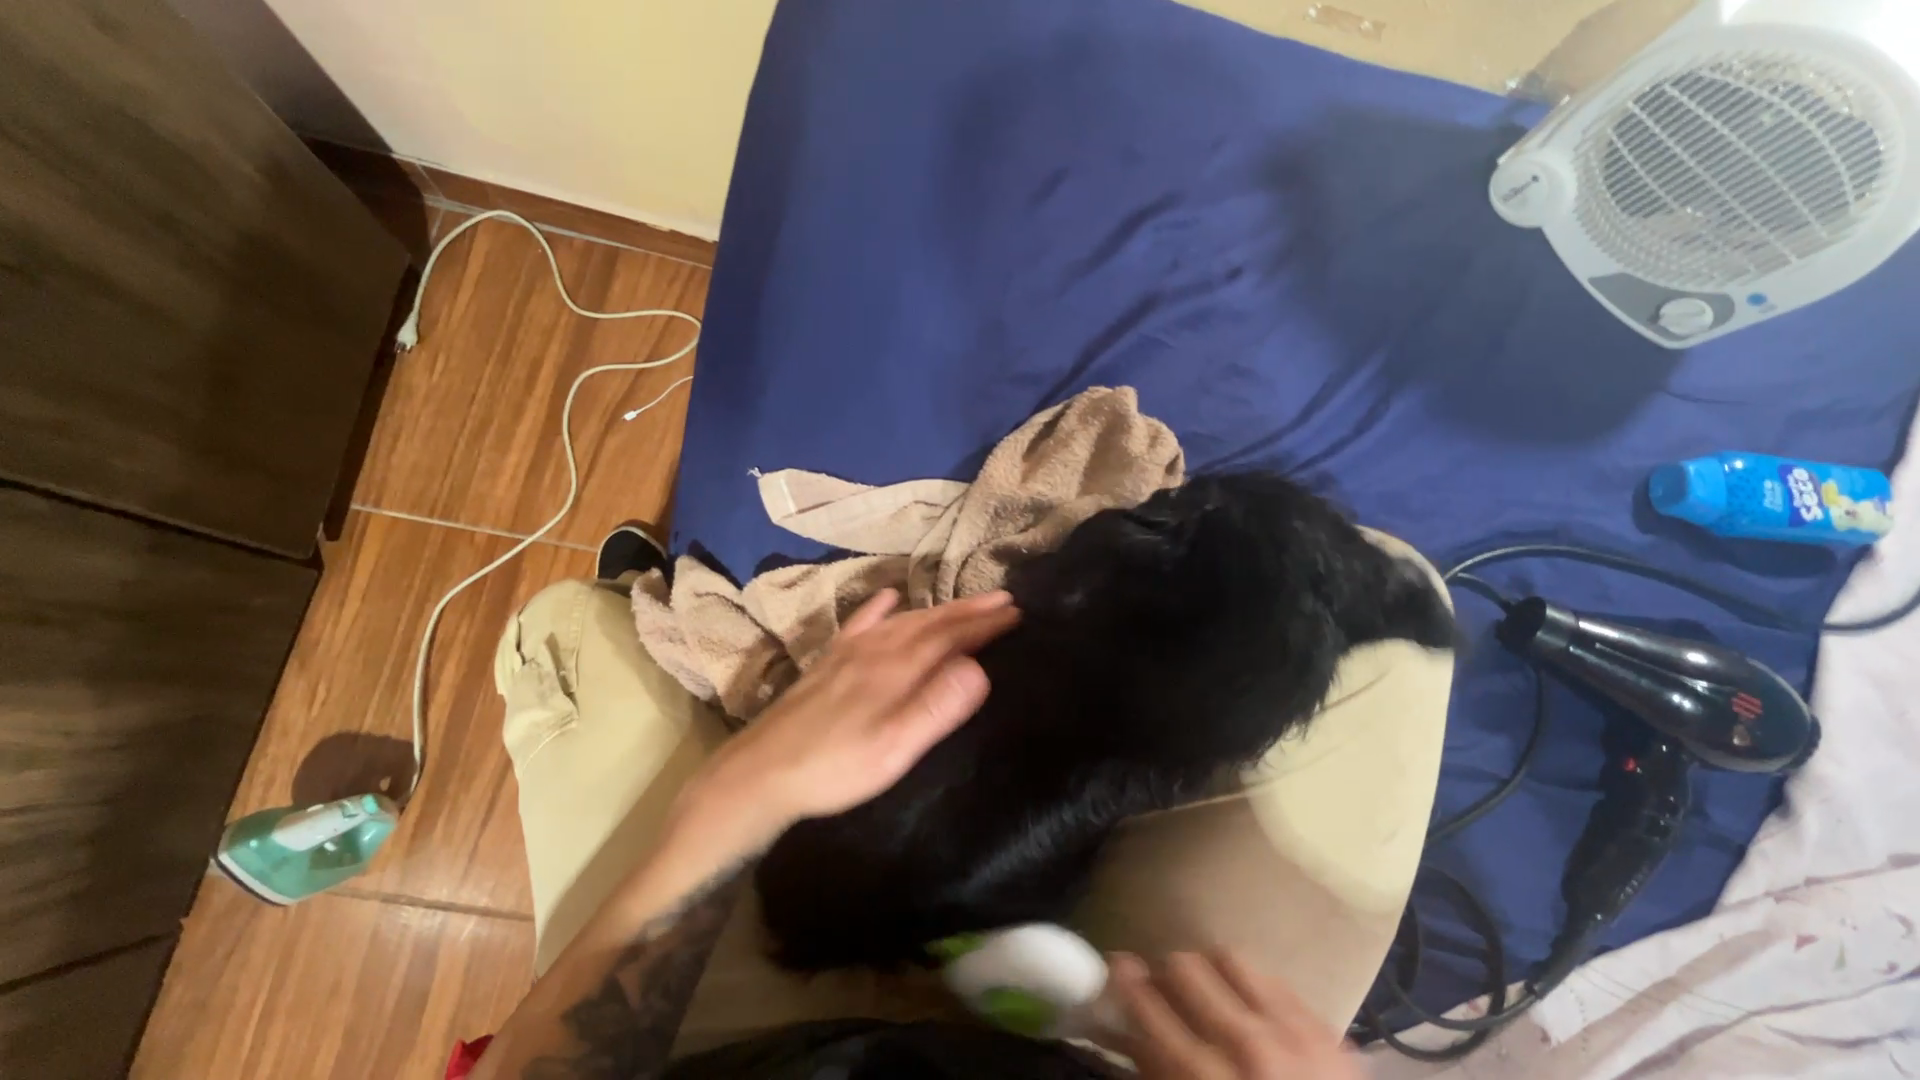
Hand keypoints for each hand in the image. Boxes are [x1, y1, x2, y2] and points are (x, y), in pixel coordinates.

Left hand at [678, 588, 1019, 847]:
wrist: (759, 774)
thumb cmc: (834, 768)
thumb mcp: (893, 748)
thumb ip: (936, 708)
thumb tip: (979, 668)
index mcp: (895, 669)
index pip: (950, 637)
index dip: (984, 623)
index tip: (1017, 612)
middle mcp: (874, 651)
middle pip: (928, 622)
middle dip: (968, 609)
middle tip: (1004, 599)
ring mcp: (847, 654)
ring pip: (901, 621)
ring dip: (936, 609)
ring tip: (963, 604)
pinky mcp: (827, 664)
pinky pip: (861, 624)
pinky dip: (880, 608)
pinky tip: (887, 599)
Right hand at [1111, 952, 1364, 1079]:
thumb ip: (1157, 1071)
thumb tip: (1127, 1030)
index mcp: (1203, 1078)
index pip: (1148, 1006)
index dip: (1125, 979)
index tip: (1118, 965)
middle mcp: (1246, 1046)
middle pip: (1185, 969)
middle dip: (1168, 973)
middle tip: (1165, 983)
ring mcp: (1293, 1034)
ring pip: (1231, 960)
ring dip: (1212, 971)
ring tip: (1211, 988)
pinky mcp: (1327, 1032)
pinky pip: (1277, 981)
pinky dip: (1256, 989)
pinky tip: (1253, 1008)